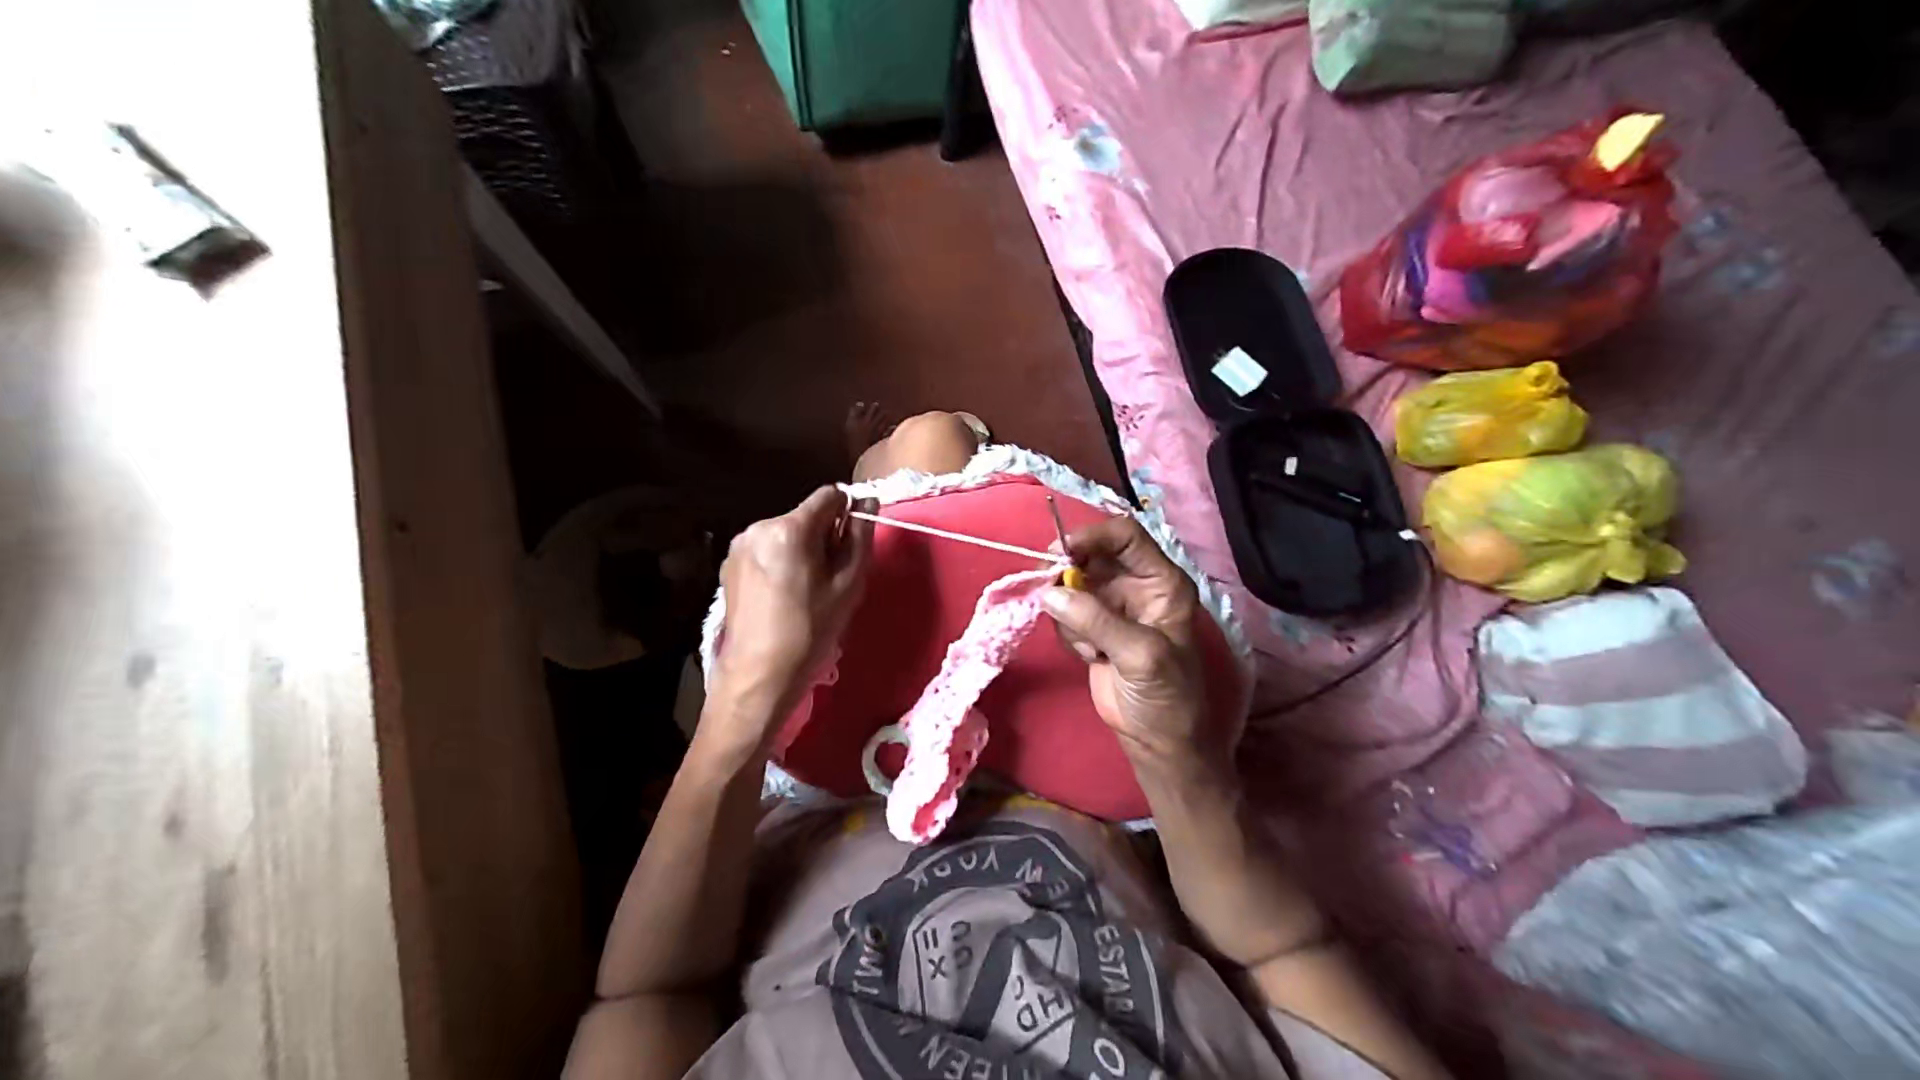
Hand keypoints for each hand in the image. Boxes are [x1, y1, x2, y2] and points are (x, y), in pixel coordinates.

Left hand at [709, 487, 873, 753]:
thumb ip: (861, 536)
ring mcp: (739, 547)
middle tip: (831, 579)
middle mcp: (757, 527)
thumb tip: (866, 501)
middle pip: (806, 516)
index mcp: (788, 528)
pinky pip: (767, 551)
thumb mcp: (849, 584)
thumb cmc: (811, 630)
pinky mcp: (729, 567)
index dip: (849, 515)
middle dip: (824, 537)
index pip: (830, 495)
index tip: (851, 549)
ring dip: (803, 551)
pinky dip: (782, 563)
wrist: (759, 676)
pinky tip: (784, 597)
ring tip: (807, 592)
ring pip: (786, 534)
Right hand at [1040, 517, 1238, 786]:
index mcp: (1161, 582)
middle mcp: (1136, 586)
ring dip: (1070, 612)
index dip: (1093, 535)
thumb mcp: (1140, 654)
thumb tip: (1051, 593)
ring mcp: (1112, 607)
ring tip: (1090, 647)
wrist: (1158, 741)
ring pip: (1072, 584)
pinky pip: (1065, 611)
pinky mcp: (1092, 628)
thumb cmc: (1166, 696)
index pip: (1126, 536)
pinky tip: (1090, 656)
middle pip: (1091, 556)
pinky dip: (1068, 631)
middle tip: (1050, 590)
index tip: (1061, 551)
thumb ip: (1097, 620)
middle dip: (1069, 573)